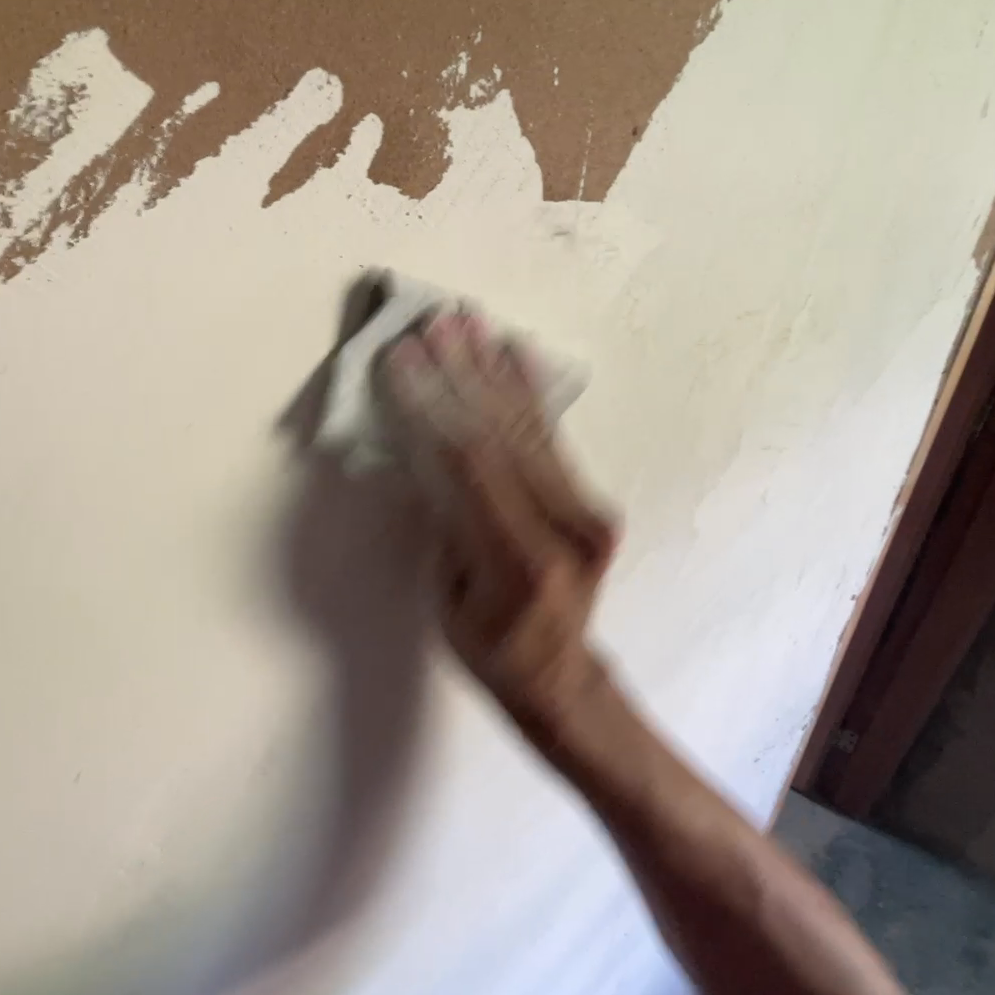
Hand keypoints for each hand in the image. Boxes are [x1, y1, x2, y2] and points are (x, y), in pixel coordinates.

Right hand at [383, 313, 619, 737]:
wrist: (558, 672)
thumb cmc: (490, 649)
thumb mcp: (449, 597)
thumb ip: (447, 523)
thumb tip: (433, 453)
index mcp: (524, 559)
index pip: (470, 462)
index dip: (431, 406)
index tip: (402, 358)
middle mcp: (567, 527)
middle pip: (502, 434)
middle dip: (462, 375)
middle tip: (435, 324)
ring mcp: (588, 511)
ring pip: (530, 428)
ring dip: (494, 372)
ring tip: (470, 322)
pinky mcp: (592, 501)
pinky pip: (555, 439)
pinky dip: (532, 395)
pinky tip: (518, 355)